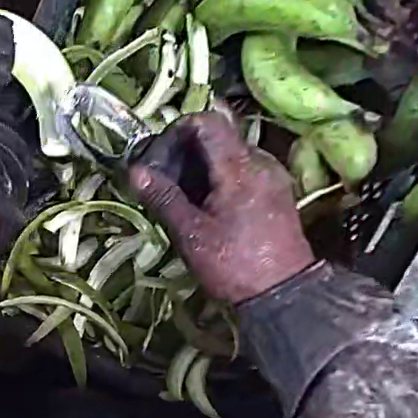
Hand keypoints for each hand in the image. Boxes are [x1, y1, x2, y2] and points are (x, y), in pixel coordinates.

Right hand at [128, 112, 314, 303]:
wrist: (283, 295)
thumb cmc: (232, 264)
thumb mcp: (190, 233)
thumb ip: (163, 197)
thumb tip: (134, 171)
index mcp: (239, 167)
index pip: (206, 121)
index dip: (176, 130)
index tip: (157, 156)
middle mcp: (260, 162)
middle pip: (218, 136)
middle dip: (184, 151)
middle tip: (160, 178)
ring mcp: (272, 176)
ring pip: (229, 153)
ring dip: (200, 166)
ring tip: (179, 194)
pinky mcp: (276, 192)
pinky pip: (242, 170)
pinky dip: (218, 177)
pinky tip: (204, 204)